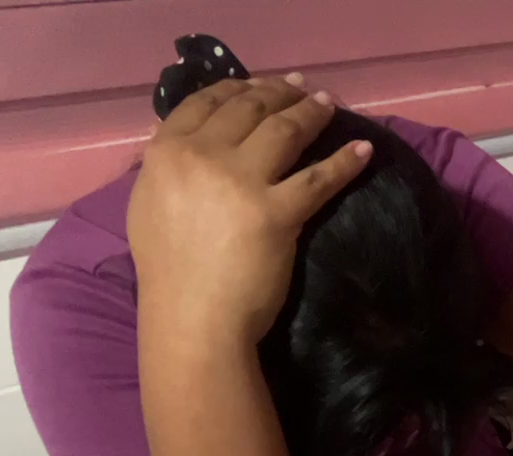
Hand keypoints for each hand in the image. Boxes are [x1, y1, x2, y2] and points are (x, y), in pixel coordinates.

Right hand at [127, 74, 372, 345]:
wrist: (193, 314)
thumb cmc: (171, 273)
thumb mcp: (149, 205)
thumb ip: (166, 171)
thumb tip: (177, 151)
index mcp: (166, 151)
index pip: (205, 102)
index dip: (239, 86)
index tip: (263, 83)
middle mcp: (202, 155)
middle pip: (249, 109)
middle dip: (280, 93)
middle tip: (305, 90)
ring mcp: (241, 181)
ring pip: (284, 132)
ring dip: (311, 113)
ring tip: (332, 106)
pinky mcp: (278, 213)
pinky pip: (319, 178)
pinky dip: (344, 160)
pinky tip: (364, 149)